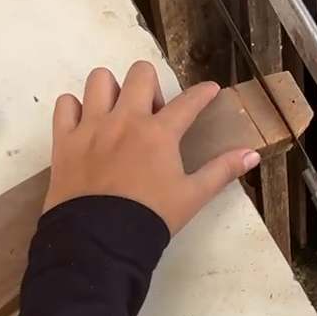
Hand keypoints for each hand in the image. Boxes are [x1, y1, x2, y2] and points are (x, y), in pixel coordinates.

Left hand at [45, 61, 259, 233]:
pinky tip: (85, 123)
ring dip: (111, 90)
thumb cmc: (151, 218)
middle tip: (152, 113)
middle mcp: (125, 120)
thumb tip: (252, 154)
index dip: (203, 93)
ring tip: (117, 112)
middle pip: (140, 74)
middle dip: (150, 86)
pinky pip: (65, 104)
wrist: (100, 241)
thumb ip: (222, 171)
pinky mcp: (64, 140)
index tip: (209, 90)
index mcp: (159, 133)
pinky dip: (75, 108)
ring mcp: (91, 127)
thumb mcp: (192, 197)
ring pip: (100, 80)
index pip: (189, 102)